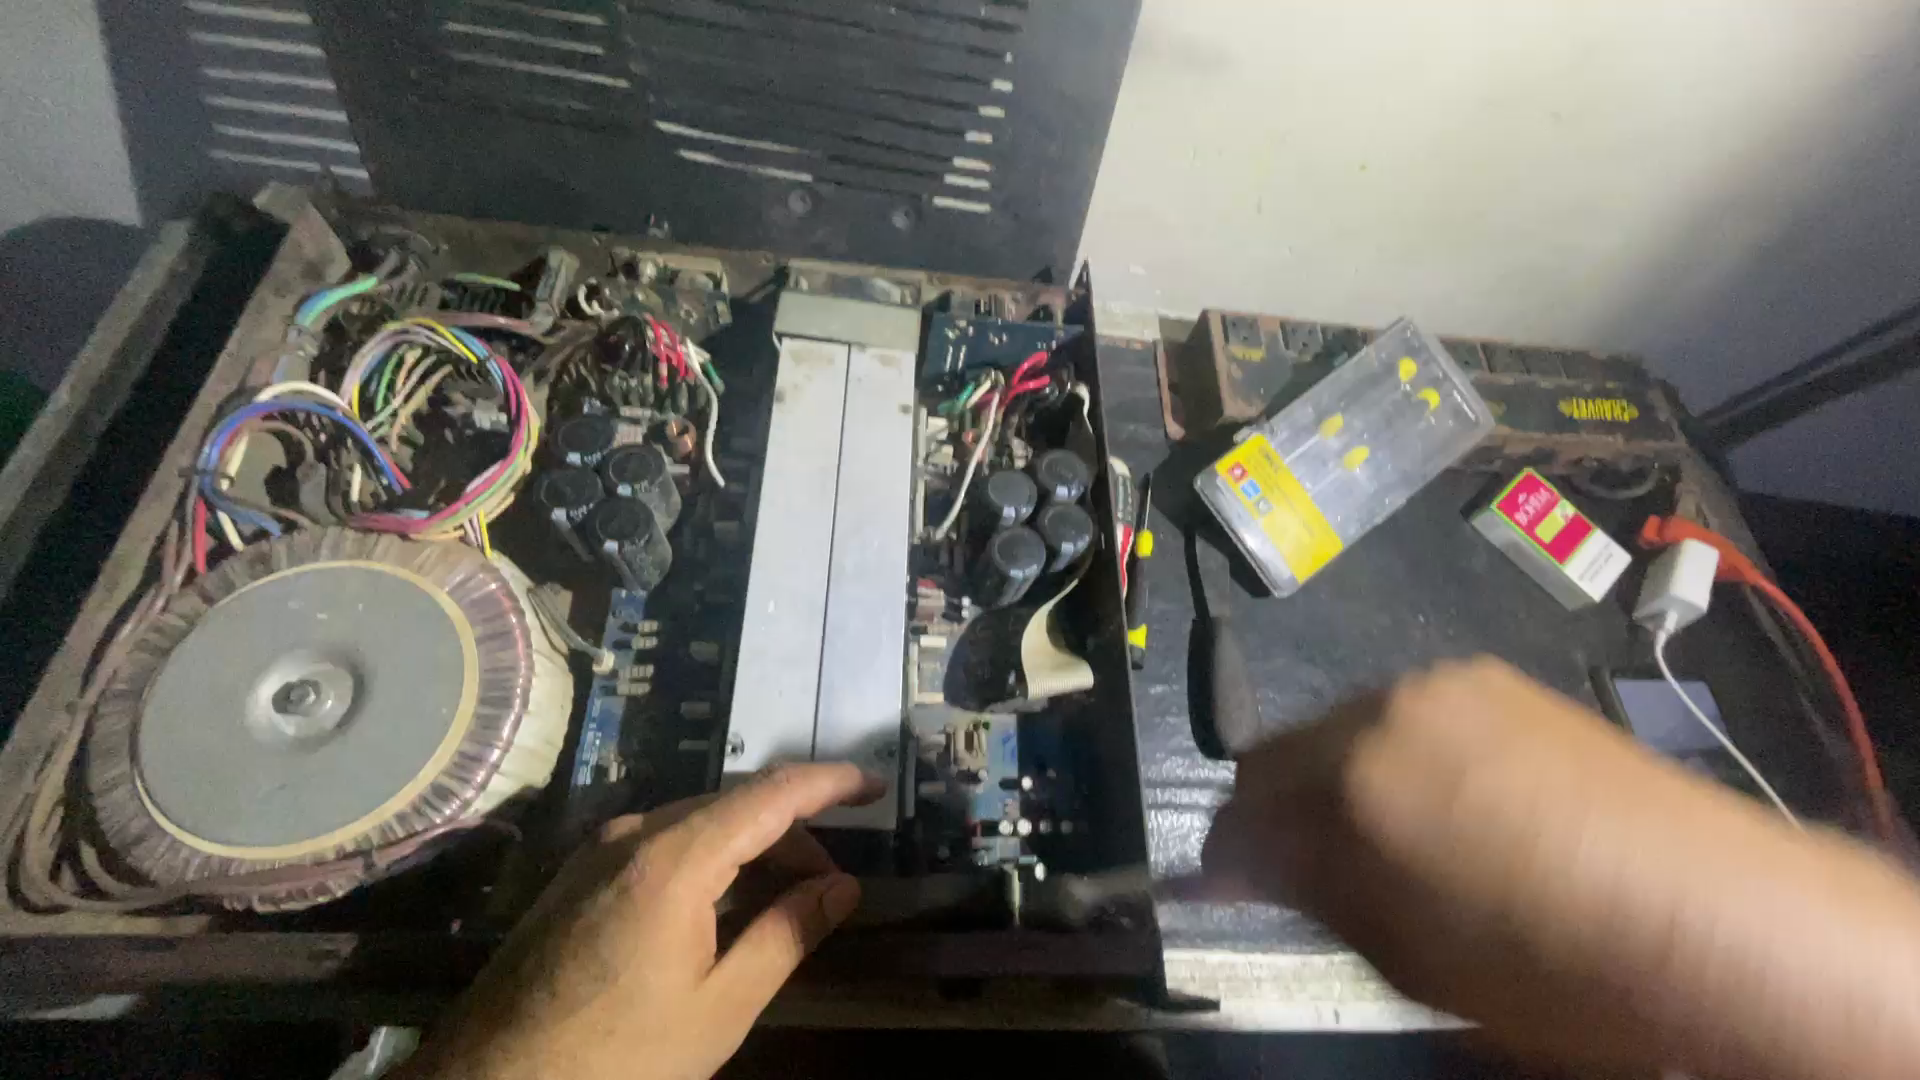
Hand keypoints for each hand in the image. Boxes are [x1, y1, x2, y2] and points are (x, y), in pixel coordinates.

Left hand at [399, 764, 881, 1079]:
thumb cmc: (611, 1061)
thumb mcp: (718, 1008)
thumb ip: (788, 935)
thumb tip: (844, 887)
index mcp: (676, 856)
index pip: (773, 793)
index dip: (831, 783)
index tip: (875, 785)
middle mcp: (637, 832)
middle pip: (738, 805)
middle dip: (795, 832)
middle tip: (831, 883)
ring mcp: (601, 850)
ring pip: (700, 822)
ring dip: (752, 848)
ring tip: (784, 901)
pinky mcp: (579, 874)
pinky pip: (664, 844)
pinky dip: (711, 860)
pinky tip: (722, 905)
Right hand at [1205, 657, 1919, 1079]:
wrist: (1732, 922)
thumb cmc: (1559, 969)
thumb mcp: (1409, 954)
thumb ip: (1308, 892)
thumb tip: (1233, 869)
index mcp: (1355, 782)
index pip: (1242, 810)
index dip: (1227, 855)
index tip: (1229, 884)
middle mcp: (1379, 710)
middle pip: (1276, 754)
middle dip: (1277, 812)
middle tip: (1309, 865)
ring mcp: (1436, 684)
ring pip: (1337, 729)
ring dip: (1337, 778)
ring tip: (1392, 831)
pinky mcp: (1486, 677)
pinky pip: (1400, 715)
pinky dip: (1394, 754)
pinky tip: (1446, 798)